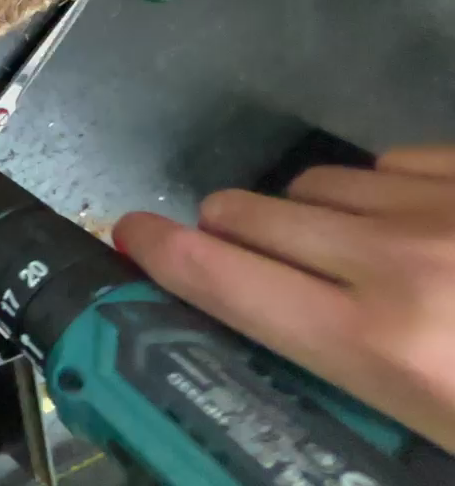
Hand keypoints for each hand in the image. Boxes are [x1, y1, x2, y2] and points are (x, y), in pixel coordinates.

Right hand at [114, 144, 454, 452]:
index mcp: (394, 351)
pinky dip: (389, 193)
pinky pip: (387, 163)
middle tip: (273, 278)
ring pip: (308, 183)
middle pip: (238, 212)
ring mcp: (454, 208)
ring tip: (371, 257)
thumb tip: (279, 340)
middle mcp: (402, 265)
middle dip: (236, 240)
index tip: (128, 241)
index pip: (208, 273)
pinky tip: (443, 230)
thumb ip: (364, 386)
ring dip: (315, 218)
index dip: (149, 250)